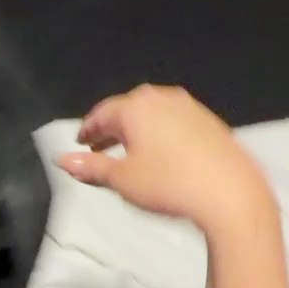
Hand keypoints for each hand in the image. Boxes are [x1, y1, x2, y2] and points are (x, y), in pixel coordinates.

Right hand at [56, 85, 275, 235]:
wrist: (227, 190)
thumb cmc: (166, 183)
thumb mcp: (121, 179)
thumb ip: (90, 167)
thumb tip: (61, 160)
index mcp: (135, 107)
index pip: (101, 113)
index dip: (87, 130)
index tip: (78, 144)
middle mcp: (161, 97)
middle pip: (126, 110)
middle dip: (109, 128)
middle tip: (96, 148)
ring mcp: (187, 106)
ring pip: (149, 114)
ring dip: (132, 131)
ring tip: (123, 152)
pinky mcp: (206, 120)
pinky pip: (169, 121)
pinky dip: (154, 133)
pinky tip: (154, 153)